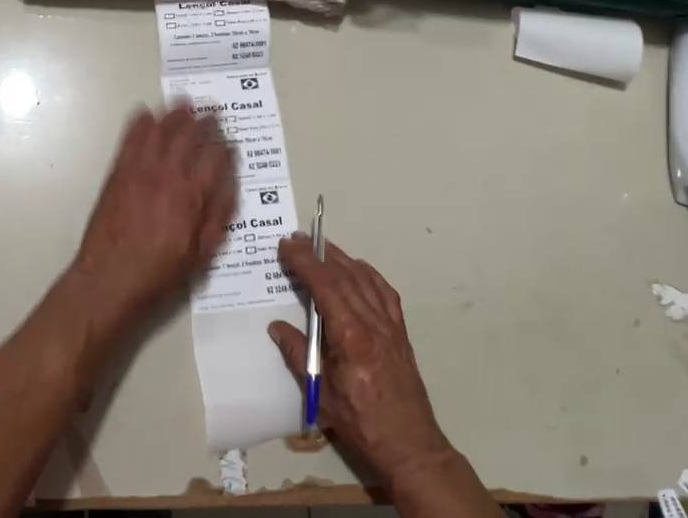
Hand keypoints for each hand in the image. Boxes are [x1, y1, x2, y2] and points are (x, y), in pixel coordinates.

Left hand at [67, 105, 235, 331]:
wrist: (110, 278)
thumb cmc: (159, 273)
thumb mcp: (202, 254)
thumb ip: (218, 217)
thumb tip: (230, 187)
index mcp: (192, 195)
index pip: (215, 157)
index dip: (225, 147)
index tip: (229, 142)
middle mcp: (168, 176)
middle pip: (189, 136)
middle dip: (203, 121)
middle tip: (212, 111)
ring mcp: (140, 171)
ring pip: (160, 131)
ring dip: (174, 114)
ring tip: (184, 103)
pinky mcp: (118, 173)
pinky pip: (130, 140)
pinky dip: (140, 123)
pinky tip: (146, 114)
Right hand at [269, 237, 454, 490]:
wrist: (411, 447)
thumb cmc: (361, 423)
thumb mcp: (321, 394)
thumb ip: (298, 354)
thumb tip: (276, 326)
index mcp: (351, 336)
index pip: (325, 285)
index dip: (305, 261)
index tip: (287, 245)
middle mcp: (372, 324)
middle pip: (344, 276)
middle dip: (318, 254)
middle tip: (296, 240)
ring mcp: (390, 326)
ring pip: (365, 280)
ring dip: (341, 259)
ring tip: (321, 247)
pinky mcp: (400, 333)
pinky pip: (385, 293)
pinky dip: (369, 275)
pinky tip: (358, 269)